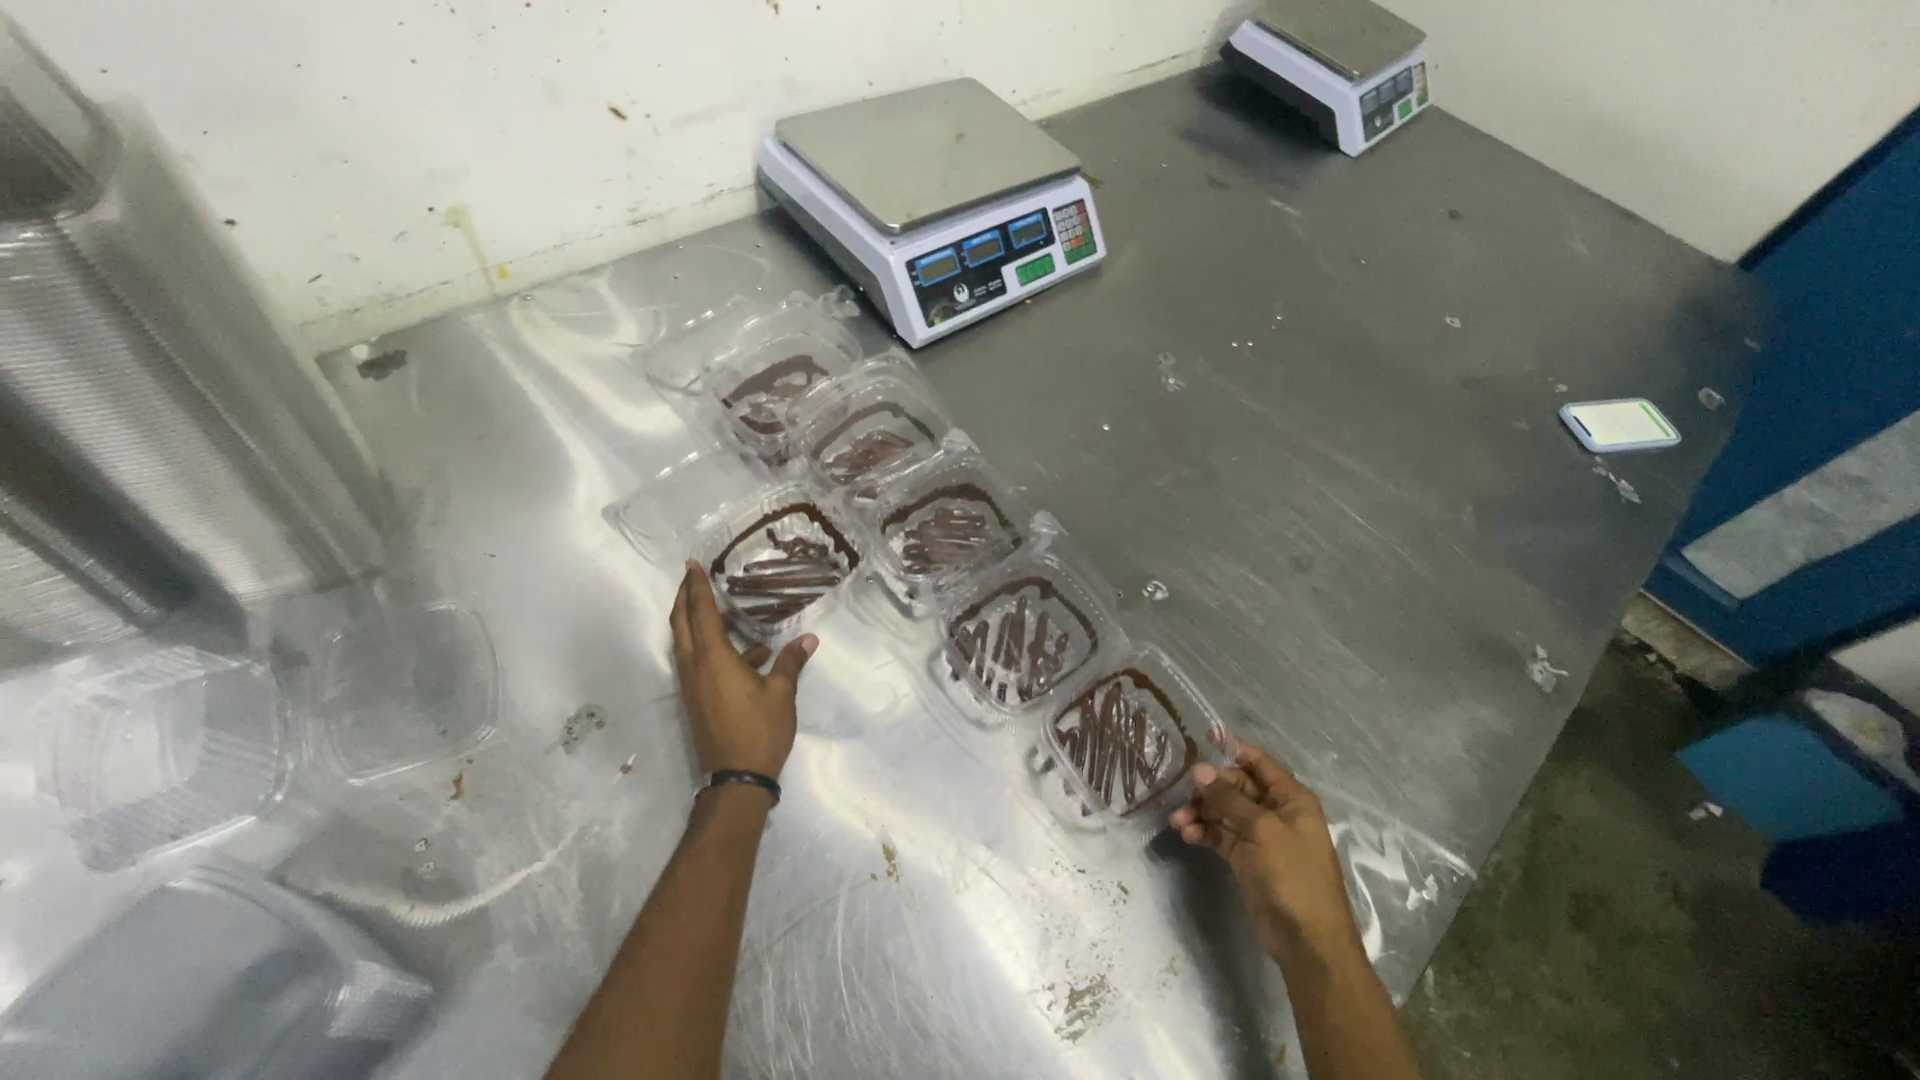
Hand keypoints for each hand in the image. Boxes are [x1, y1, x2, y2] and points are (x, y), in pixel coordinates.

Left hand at [669, 560, 816, 777]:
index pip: (700, 612)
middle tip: (693, 578)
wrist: (737, 778)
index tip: (692, 564)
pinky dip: (712, 647)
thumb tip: (808, 639)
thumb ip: (791, 662)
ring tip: (724, 609)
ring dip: (697, 622)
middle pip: (681, 624)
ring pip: (686, 643)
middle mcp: (694, 667)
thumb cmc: (759, 730)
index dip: (696, 586)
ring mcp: (692, 685)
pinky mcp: (697, 700)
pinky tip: (748, 653)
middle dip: (685, 598)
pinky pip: (698, 662)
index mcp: (713, 658)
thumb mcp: (781, 693)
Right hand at [1169, 743, 1362, 966]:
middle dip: (1209, 789)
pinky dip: (1204, 833)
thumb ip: (1228, 798)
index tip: (1202, 738)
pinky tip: (1187, 835)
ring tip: (1178, 822)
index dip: (1233, 749)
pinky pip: (1221, 836)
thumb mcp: (1261, 830)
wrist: (1306, 938)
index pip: (1259, 763)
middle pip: (1237, 787)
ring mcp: (1261, 837)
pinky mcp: (1247, 859)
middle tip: (1182, 794)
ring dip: (1202, 813)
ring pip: (1225, 812)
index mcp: (1291, 799)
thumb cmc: (1292, 875)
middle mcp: (1277, 813)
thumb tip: (1199, 769)